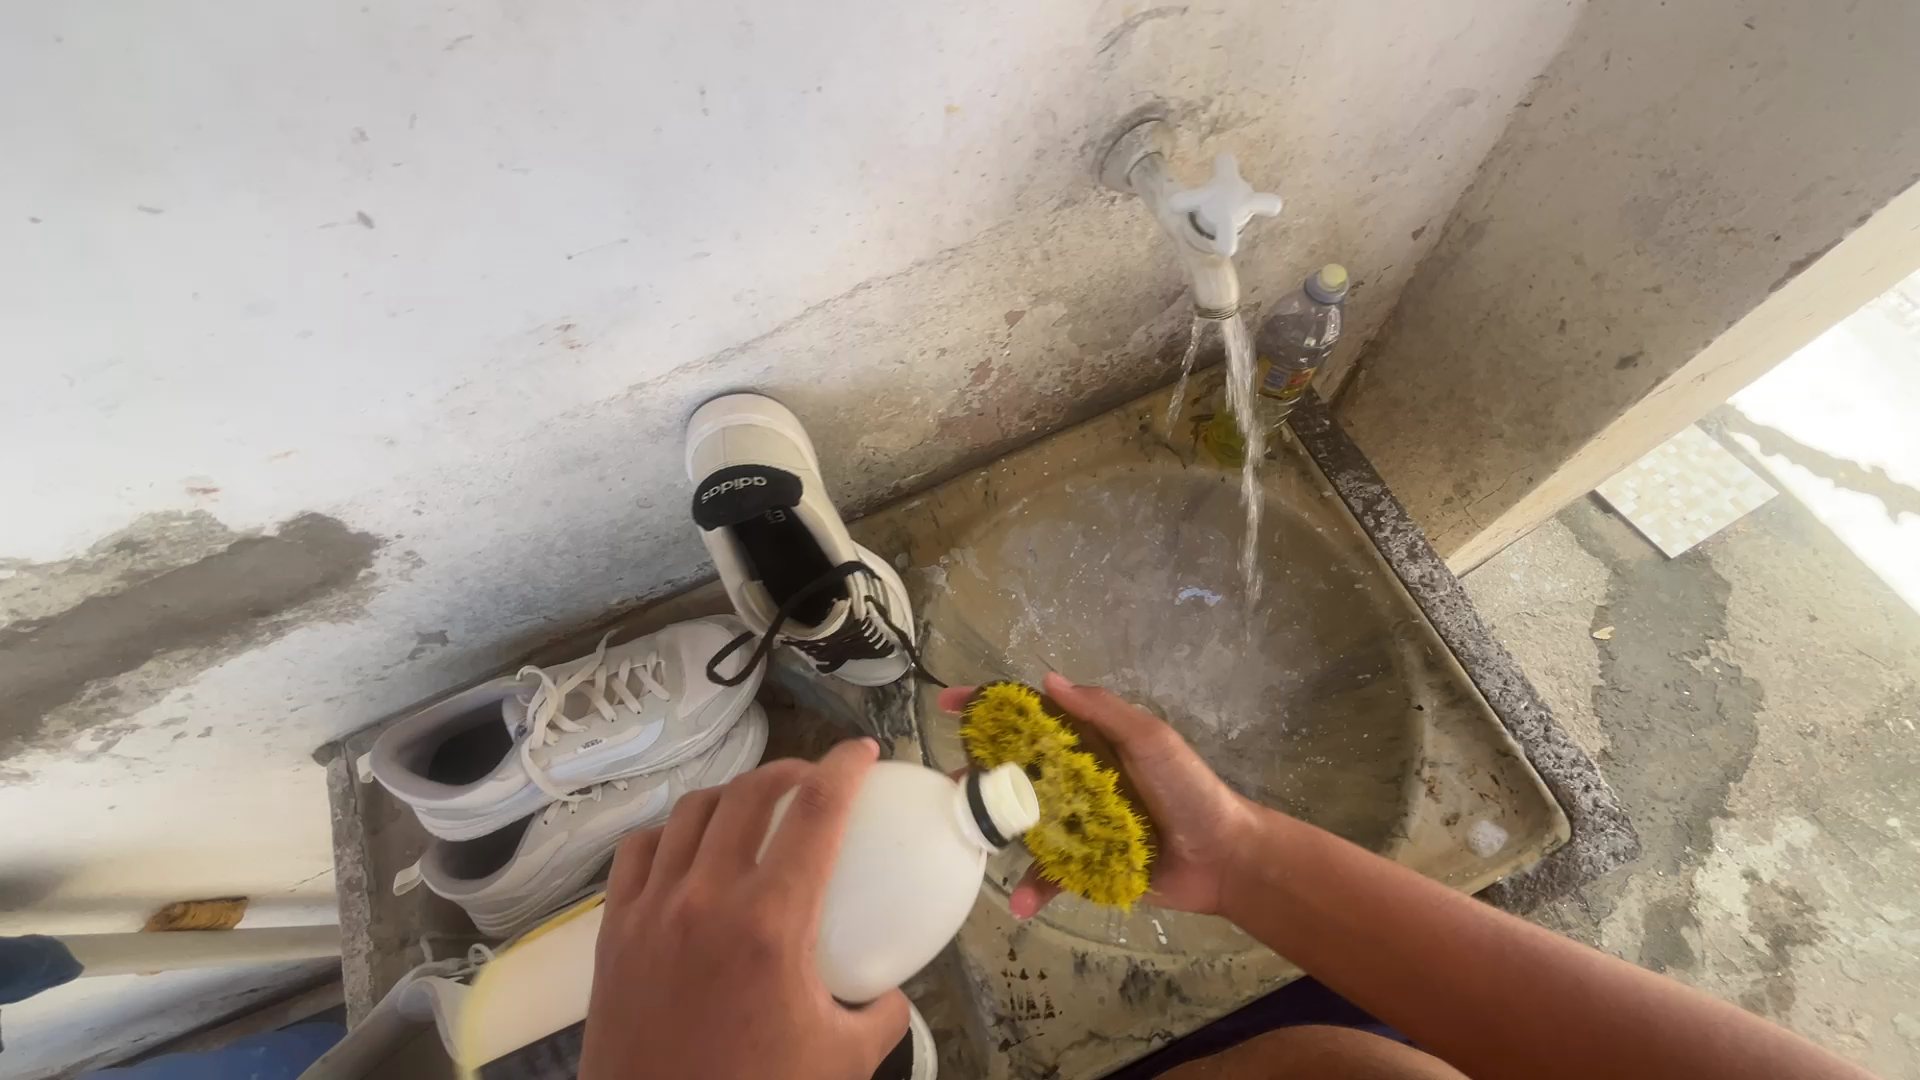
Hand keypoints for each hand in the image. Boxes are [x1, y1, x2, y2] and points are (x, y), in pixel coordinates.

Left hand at [579, 739, 908, 1079]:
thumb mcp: (842, 1060)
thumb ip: (881, 1013)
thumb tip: (893, 990)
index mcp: (772, 920)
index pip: (818, 810)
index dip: (845, 767)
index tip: (861, 752)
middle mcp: (709, 896)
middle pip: (752, 791)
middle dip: (791, 770)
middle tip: (814, 780)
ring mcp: (653, 909)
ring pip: (694, 809)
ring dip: (733, 794)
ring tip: (755, 808)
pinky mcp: (613, 930)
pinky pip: (640, 849)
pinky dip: (671, 832)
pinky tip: (689, 849)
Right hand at [938, 672, 1261, 918]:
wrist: (1224, 857)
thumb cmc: (1188, 788)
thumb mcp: (1150, 738)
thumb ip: (1102, 710)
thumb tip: (1047, 679)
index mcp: (1086, 742)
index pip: (1030, 717)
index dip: (989, 708)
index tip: (949, 705)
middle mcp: (1073, 779)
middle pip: (1013, 770)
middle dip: (975, 774)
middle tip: (944, 784)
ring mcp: (1076, 823)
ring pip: (1021, 823)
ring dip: (991, 830)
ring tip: (964, 838)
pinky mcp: (1085, 866)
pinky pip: (1050, 874)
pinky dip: (1034, 888)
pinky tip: (1022, 902)